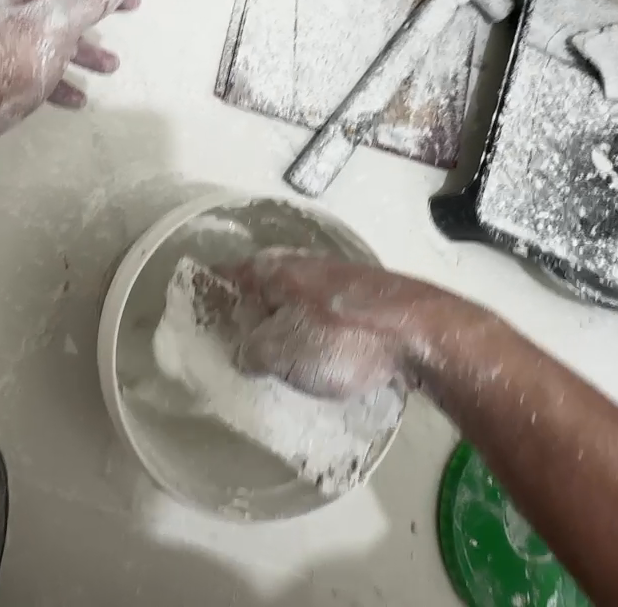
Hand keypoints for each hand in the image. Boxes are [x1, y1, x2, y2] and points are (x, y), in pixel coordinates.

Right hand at [223, 249, 442, 400]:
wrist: (421, 333)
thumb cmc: (341, 339)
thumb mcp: (280, 353)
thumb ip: (251, 351)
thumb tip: (244, 352)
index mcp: (274, 268)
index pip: (228, 273)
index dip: (209, 290)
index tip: (197, 311)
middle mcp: (302, 264)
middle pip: (262, 285)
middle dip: (248, 309)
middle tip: (235, 342)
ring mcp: (336, 277)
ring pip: (295, 298)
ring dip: (282, 320)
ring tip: (275, 354)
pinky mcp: (364, 298)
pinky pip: (323, 312)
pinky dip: (313, 328)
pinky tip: (318, 353)